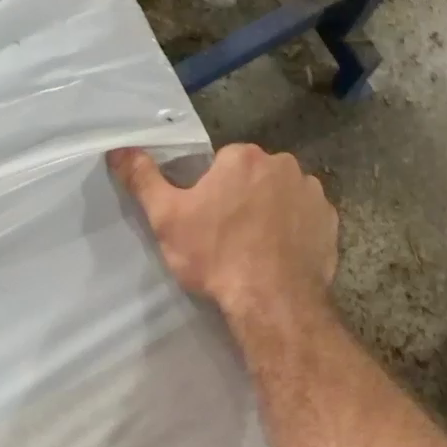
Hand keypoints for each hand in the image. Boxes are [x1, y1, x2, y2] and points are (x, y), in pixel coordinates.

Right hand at [108, 144, 339, 333]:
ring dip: (268, 216)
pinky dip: (291, 234)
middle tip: (224, 240)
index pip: (221, 166)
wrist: (269, 296)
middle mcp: (282, 163)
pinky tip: (276, 258)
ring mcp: (310, 192)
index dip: (208, 194)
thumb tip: (118, 150)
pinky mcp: (328, 220)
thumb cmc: (214, 256)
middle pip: (253, 178)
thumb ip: (144, 182)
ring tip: (251, 252)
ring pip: (281, 197)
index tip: (202, 222)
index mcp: (242, 158)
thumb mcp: (167, 220)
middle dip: (240, 201)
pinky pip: (305, 220)